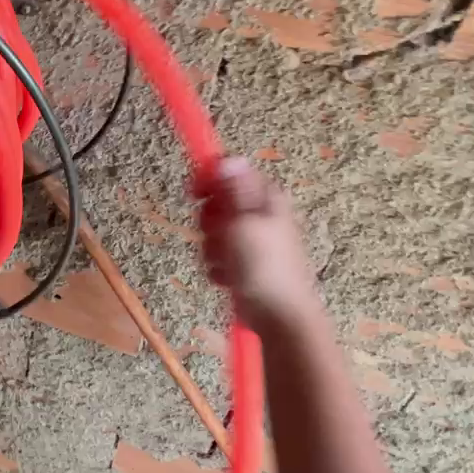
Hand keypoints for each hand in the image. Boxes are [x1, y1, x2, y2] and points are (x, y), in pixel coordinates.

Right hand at [196, 156, 323, 333]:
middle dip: (210, 222)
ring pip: (213, 231)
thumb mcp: (244, 221)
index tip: (195, 194)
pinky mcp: (242, 261)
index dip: (210, 180)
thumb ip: (233, 190)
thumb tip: (229, 157)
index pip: (231, 172)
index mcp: (265, 198)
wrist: (278, 315)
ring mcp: (250, 239)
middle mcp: (258, 214)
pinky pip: (217, 254)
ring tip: (227, 264)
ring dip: (212, 248)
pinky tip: (228, 277)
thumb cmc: (263, 265)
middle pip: (217, 202)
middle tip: (218, 236)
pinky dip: (218, 266)